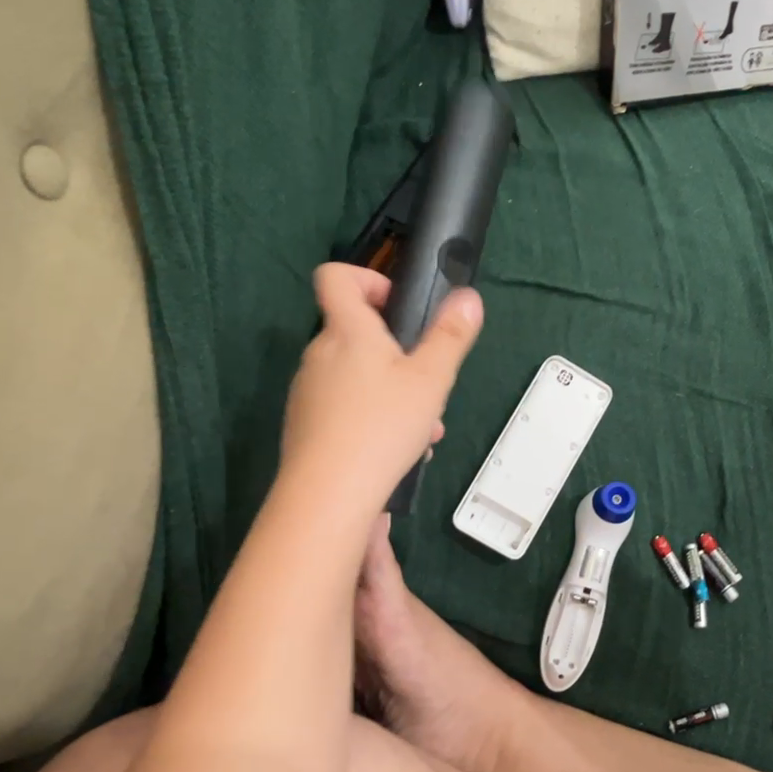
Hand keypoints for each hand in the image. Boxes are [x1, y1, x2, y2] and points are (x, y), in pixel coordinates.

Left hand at [279, 263, 482, 514]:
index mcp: (347, 331)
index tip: (399, 306)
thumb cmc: (382, 426)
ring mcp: (308, 391)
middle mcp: (320, 353)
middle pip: (356, 333)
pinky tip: (399, 451)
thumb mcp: (431, 379)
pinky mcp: (305, 425)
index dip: (368, 279)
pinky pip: (345, 407)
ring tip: (424, 429)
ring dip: (393, 391)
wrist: (327, 495)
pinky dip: (373, 418)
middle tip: (428, 381)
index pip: (336, 276)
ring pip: (357, 376)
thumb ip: (450, 336)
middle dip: (398, 352)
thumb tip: (468, 296)